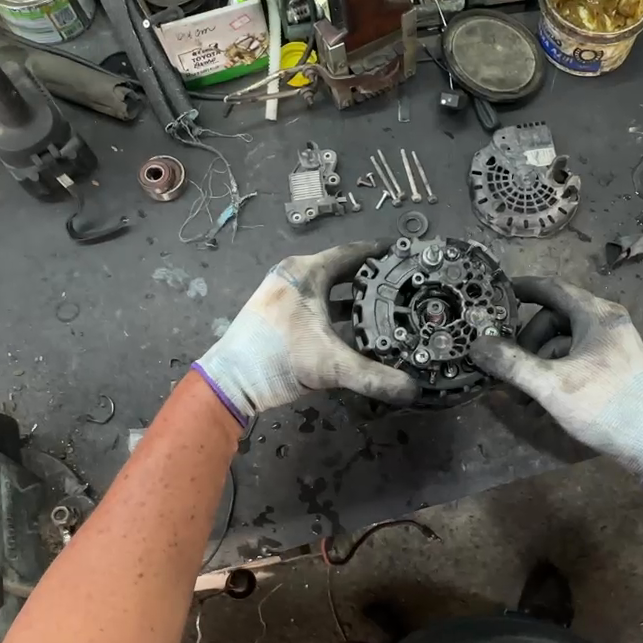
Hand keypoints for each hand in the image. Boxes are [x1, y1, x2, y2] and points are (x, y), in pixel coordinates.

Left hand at [195, 240, 418, 425]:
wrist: (229, 381)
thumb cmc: (278, 360)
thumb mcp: (331, 366)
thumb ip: (374, 377)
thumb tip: (413, 390)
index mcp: (307, 273)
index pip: (352, 252)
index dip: (380, 253)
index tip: (404, 255)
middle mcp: (294, 275)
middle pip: (341, 269)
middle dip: (370, 276)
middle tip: (401, 283)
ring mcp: (283, 293)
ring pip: (327, 287)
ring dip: (352, 295)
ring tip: (384, 304)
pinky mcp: (278, 312)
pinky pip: (316, 301)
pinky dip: (336, 309)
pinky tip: (353, 326)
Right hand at [470, 278, 642, 485]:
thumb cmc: (605, 407)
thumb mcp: (552, 385)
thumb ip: (512, 363)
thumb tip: (477, 345)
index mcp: (597, 315)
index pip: (552, 288)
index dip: (522, 288)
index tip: (495, 293)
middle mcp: (607, 321)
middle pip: (554, 319)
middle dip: (526, 344)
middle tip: (507, 369)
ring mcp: (613, 343)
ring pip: (563, 342)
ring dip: (538, 364)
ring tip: (521, 397)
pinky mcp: (615, 364)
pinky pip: (576, 357)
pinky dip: (556, 373)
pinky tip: (541, 402)